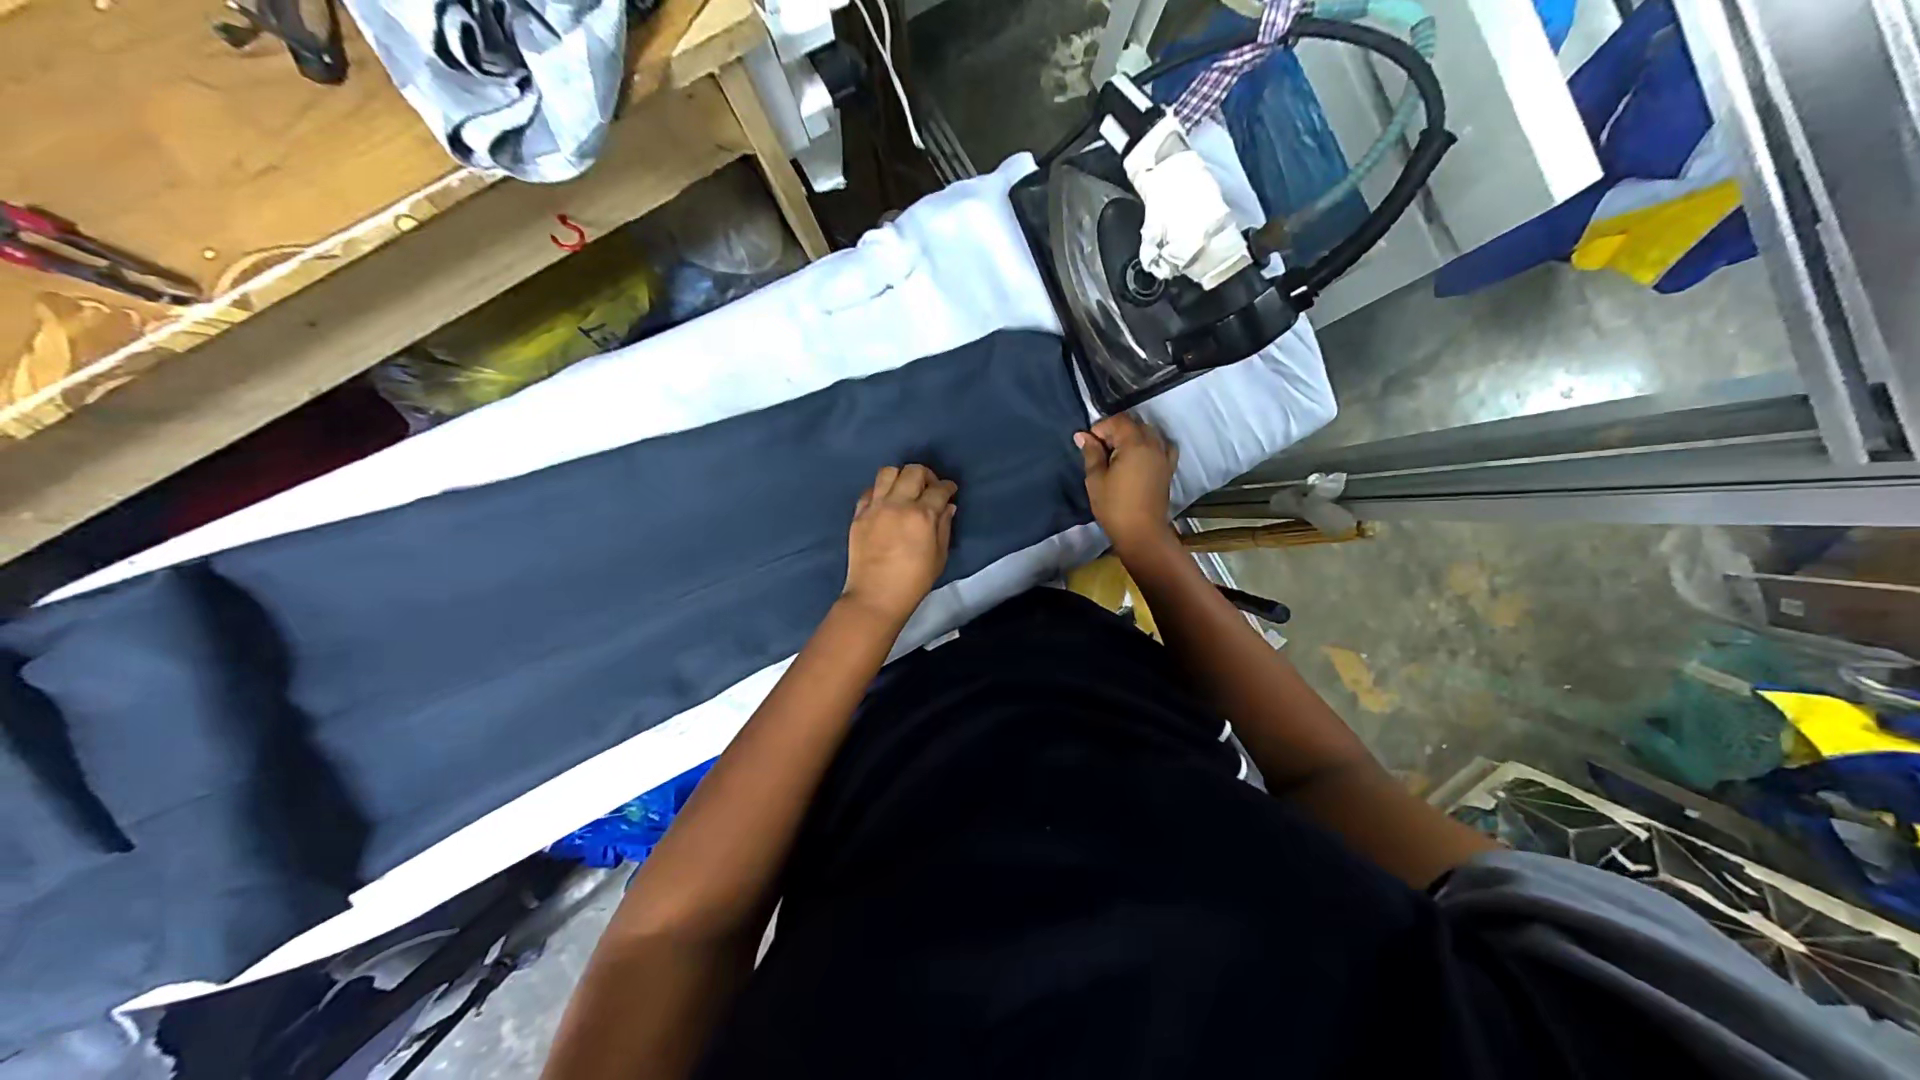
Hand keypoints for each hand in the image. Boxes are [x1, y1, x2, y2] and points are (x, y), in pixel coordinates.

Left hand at [842, 464, 957, 624]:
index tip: (950, 490)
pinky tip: (886, 502)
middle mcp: (897, 504)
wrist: (875, 596)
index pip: (939, 489)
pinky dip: (880, 491)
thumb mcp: (939, 556)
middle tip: (929, 488)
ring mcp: (875, 507)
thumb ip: (944, 527)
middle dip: (926, 475)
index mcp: (921, 515)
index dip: (948, 487)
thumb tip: (947, 506)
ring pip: (888, 472)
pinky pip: (869, 490)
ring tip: (905, 490)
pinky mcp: (858, 514)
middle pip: (913, 471)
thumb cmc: (913, 581)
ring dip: (901, 476)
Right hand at [1076, 413, 1178, 554]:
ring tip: (1118, 454)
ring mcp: (1164, 456)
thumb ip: (1091, 453)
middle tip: (1101, 450)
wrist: (1142, 533)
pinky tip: (1141, 457)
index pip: (1118, 421)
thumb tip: (1082, 436)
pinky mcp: (1168, 468)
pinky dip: (1151, 445)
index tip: (1089, 444)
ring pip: (1149, 433)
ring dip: (1133, 437)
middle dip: (1116, 431)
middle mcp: (1153, 444)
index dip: (1101, 428)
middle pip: (1134, 424)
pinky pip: (1162, 446)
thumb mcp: (1096, 479)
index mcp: (1135, 444)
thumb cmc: (1114, 506)